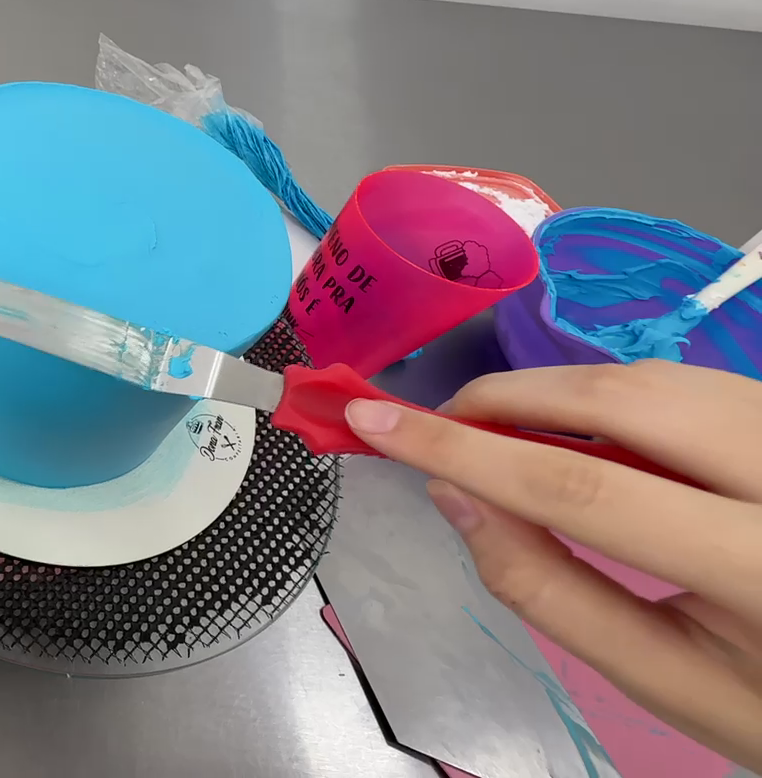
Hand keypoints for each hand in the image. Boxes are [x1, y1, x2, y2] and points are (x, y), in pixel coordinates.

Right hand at [344, 360, 761, 769]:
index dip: (457, 447)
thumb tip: (451, 492)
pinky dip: (610, 396)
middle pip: (622, 404)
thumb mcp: (667, 679)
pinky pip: (689, 382)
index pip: (579, 488)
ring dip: (554, 392)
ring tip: (508, 430)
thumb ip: (546, 587)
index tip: (368, 417)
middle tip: (442, 422)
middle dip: (504, 398)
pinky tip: (589, 435)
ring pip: (656, 377)